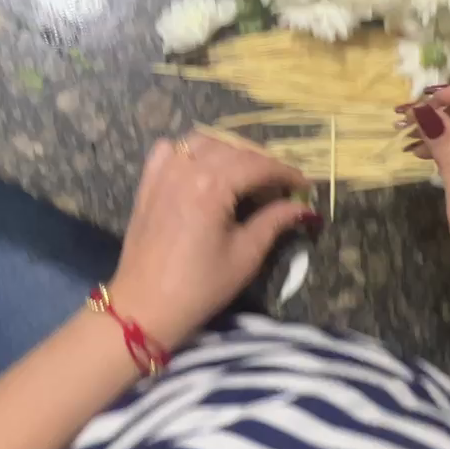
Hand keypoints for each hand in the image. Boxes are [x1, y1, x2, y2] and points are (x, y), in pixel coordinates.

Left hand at [108, 131, 315, 347]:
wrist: (145, 306)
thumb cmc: (200, 286)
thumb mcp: (245, 256)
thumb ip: (274, 222)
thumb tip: (302, 207)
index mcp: (212, 186)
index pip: (258, 165)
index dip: (285, 172)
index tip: (304, 185)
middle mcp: (186, 169)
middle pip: (233, 149)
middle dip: (261, 163)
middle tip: (279, 188)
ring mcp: (163, 172)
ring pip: (202, 142)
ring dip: (228, 152)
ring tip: (244, 176)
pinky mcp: (148, 182)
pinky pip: (170, 150)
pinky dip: (190, 151)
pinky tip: (202, 169)